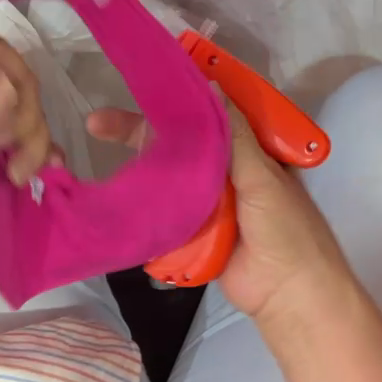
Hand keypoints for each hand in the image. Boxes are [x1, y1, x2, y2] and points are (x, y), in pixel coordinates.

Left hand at [0, 34, 49, 342]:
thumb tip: (8, 83)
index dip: (10, 74)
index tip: (11, 109)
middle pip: (21, 92)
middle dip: (25, 125)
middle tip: (9, 164)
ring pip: (35, 123)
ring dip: (36, 150)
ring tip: (15, 183)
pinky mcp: (8, 174)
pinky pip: (43, 153)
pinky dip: (49, 163)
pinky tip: (45, 180)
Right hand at [85, 102, 345, 322]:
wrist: (285, 294)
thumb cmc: (286, 230)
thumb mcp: (263, 177)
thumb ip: (235, 138)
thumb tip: (210, 88)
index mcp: (247, 151)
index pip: (206, 116)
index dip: (174, 100)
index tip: (139, 87)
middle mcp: (224, 171)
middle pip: (177, 144)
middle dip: (139, 132)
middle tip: (96, 124)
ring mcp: (205, 202)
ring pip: (167, 176)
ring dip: (136, 166)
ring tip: (96, 154)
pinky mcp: (190, 232)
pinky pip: (163, 211)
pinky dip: (142, 203)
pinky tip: (114, 193)